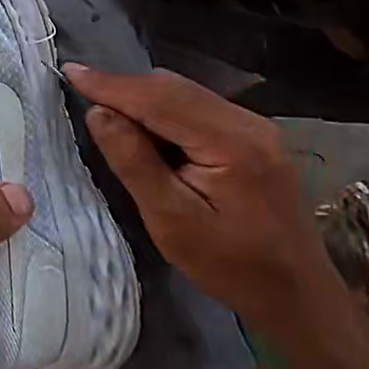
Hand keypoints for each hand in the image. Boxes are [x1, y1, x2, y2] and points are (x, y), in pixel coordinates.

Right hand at [65, 64, 340, 339]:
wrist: (299, 297)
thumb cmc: (232, 266)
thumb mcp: (172, 221)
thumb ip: (135, 162)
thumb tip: (98, 112)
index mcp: (233, 143)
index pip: (158, 99)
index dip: (110, 84)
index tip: (69, 72)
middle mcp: (249, 122)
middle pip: (172, 88)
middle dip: (123, 87)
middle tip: (79, 90)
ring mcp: (256, 127)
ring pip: (184, 93)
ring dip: (141, 97)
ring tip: (104, 111)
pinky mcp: (254, 136)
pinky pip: (196, 107)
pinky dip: (162, 109)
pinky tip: (144, 128)